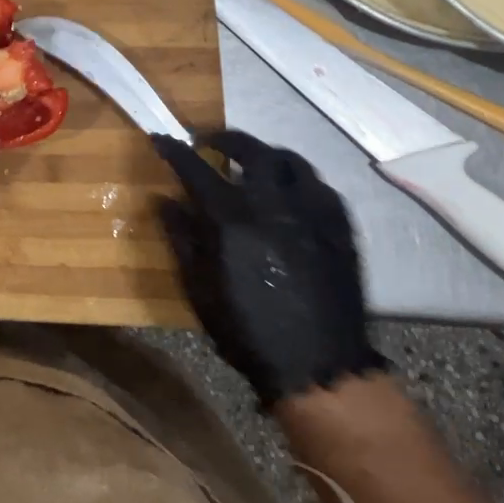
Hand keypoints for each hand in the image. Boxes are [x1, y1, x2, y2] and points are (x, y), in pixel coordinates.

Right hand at [152, 130, 387, 409]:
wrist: (318, 364)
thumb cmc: (246, 329)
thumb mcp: (199, 287)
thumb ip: (181, 237)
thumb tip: (165, 200)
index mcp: (234, 220)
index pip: (198, 169)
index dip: (176, 151)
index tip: (162, 139)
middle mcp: (275, 205)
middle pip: (254, 151)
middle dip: (228, 138)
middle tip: (212, 141)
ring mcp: (314, 214)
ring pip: (293, 162)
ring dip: (267, 155)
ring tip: (253, 162)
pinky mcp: (341, 228)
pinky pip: (320, 186)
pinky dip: (299, 179)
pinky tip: (290, 192)